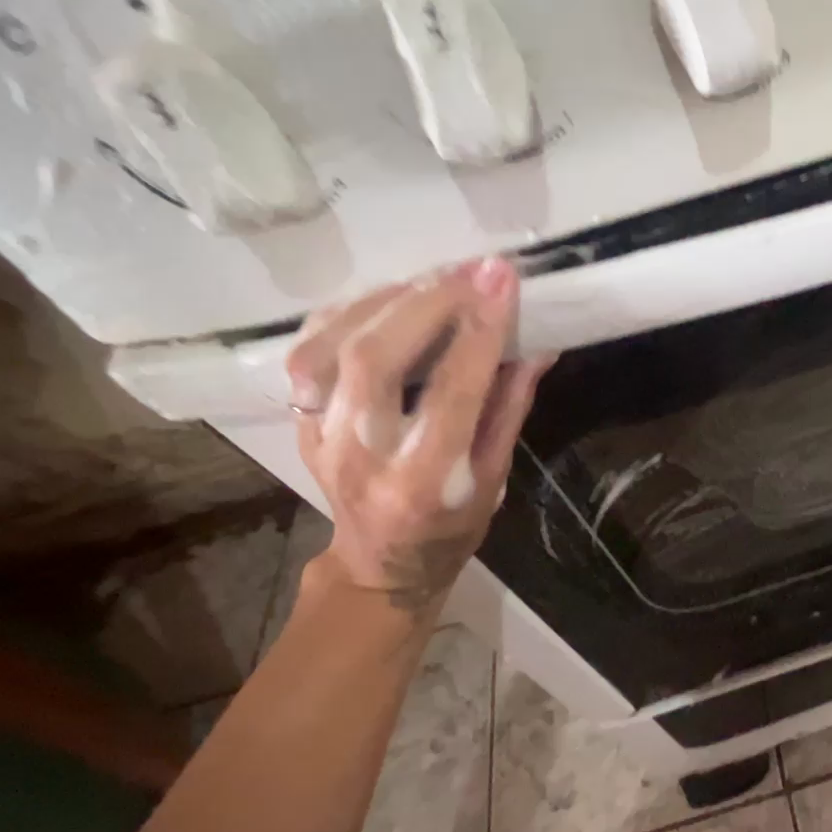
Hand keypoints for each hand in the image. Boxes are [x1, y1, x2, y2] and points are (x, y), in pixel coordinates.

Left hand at [285, 258, 554, 615]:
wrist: (379, 561)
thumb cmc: (452, 526)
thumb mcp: (497, 478)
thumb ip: (510, 409)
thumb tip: (535, 343)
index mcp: (423, 482)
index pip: (451, 394)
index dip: (479, 333)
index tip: (504, 281)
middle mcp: (360, 456)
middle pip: (374, 358)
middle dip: (427, 303)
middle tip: (473, 270)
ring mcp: (316, 435)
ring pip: (330, 345)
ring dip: (387, 299)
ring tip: (438, 279)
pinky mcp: (296, 418)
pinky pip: (310, 347)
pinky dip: (351, 310)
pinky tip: (392, 298)